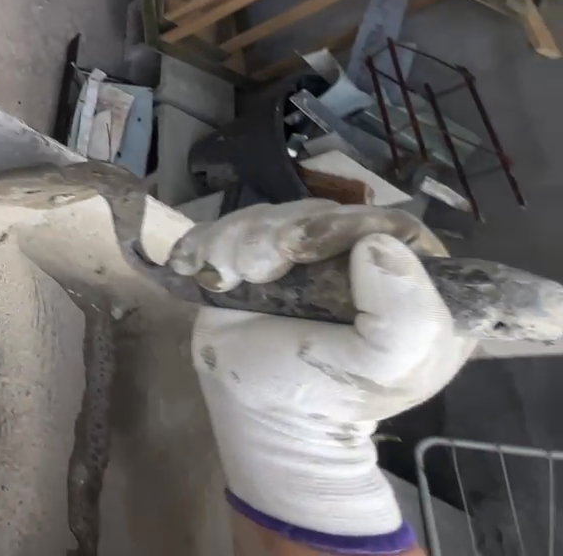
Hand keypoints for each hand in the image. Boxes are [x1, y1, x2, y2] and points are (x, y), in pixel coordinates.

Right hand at [172, 201, 472, 550]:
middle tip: (254, 273)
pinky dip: (205, 243)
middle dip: (271, 237)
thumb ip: (405, 314)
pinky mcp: (249, 254)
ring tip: (227, 280)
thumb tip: (378, 242)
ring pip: (263, 215)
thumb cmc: (324, 391)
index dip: (345, 228)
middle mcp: (354, 261)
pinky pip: (223, 224)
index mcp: (409, 287)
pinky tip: (204, 271)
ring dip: (232, 243)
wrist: (252, 402)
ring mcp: (298, 256)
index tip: (307, 253)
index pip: (388, 226)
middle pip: (314, 213)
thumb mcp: (382, 367)